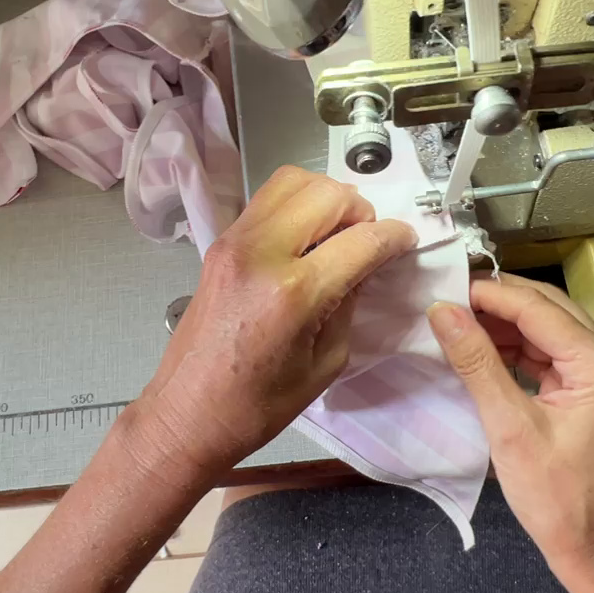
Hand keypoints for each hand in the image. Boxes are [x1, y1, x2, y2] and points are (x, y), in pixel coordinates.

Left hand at [130, 166, 415, 483]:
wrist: (187, 412)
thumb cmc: (258, 405)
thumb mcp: (326, 362)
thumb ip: (349, 303)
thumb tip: (363, 264)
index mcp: (293, 292)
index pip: (361, 239)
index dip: (394, 236)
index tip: (406, 240)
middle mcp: (261, 252)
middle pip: (327, 193)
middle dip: (360, 211)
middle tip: (366, 240)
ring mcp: (234, 240)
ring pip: (293, 180)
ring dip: (326, 198)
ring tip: (336, 233)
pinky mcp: (220, 241)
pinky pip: (268, 199)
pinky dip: (297, 204)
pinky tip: (306, 237)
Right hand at [428, 275, 593, 592]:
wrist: (589, 548)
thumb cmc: (554, 496)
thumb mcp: (509, 426)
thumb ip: (477, 362)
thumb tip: (442, 311)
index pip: (539, 310)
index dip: (490, 296)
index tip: (443, 289)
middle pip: (547, 309)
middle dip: (496, 302)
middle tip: (446, 299)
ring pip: (545, 326)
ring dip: (501, 323)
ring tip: (455, 320)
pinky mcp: (587, 386)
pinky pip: (546, 350)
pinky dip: (512, 346)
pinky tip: (478, 345)